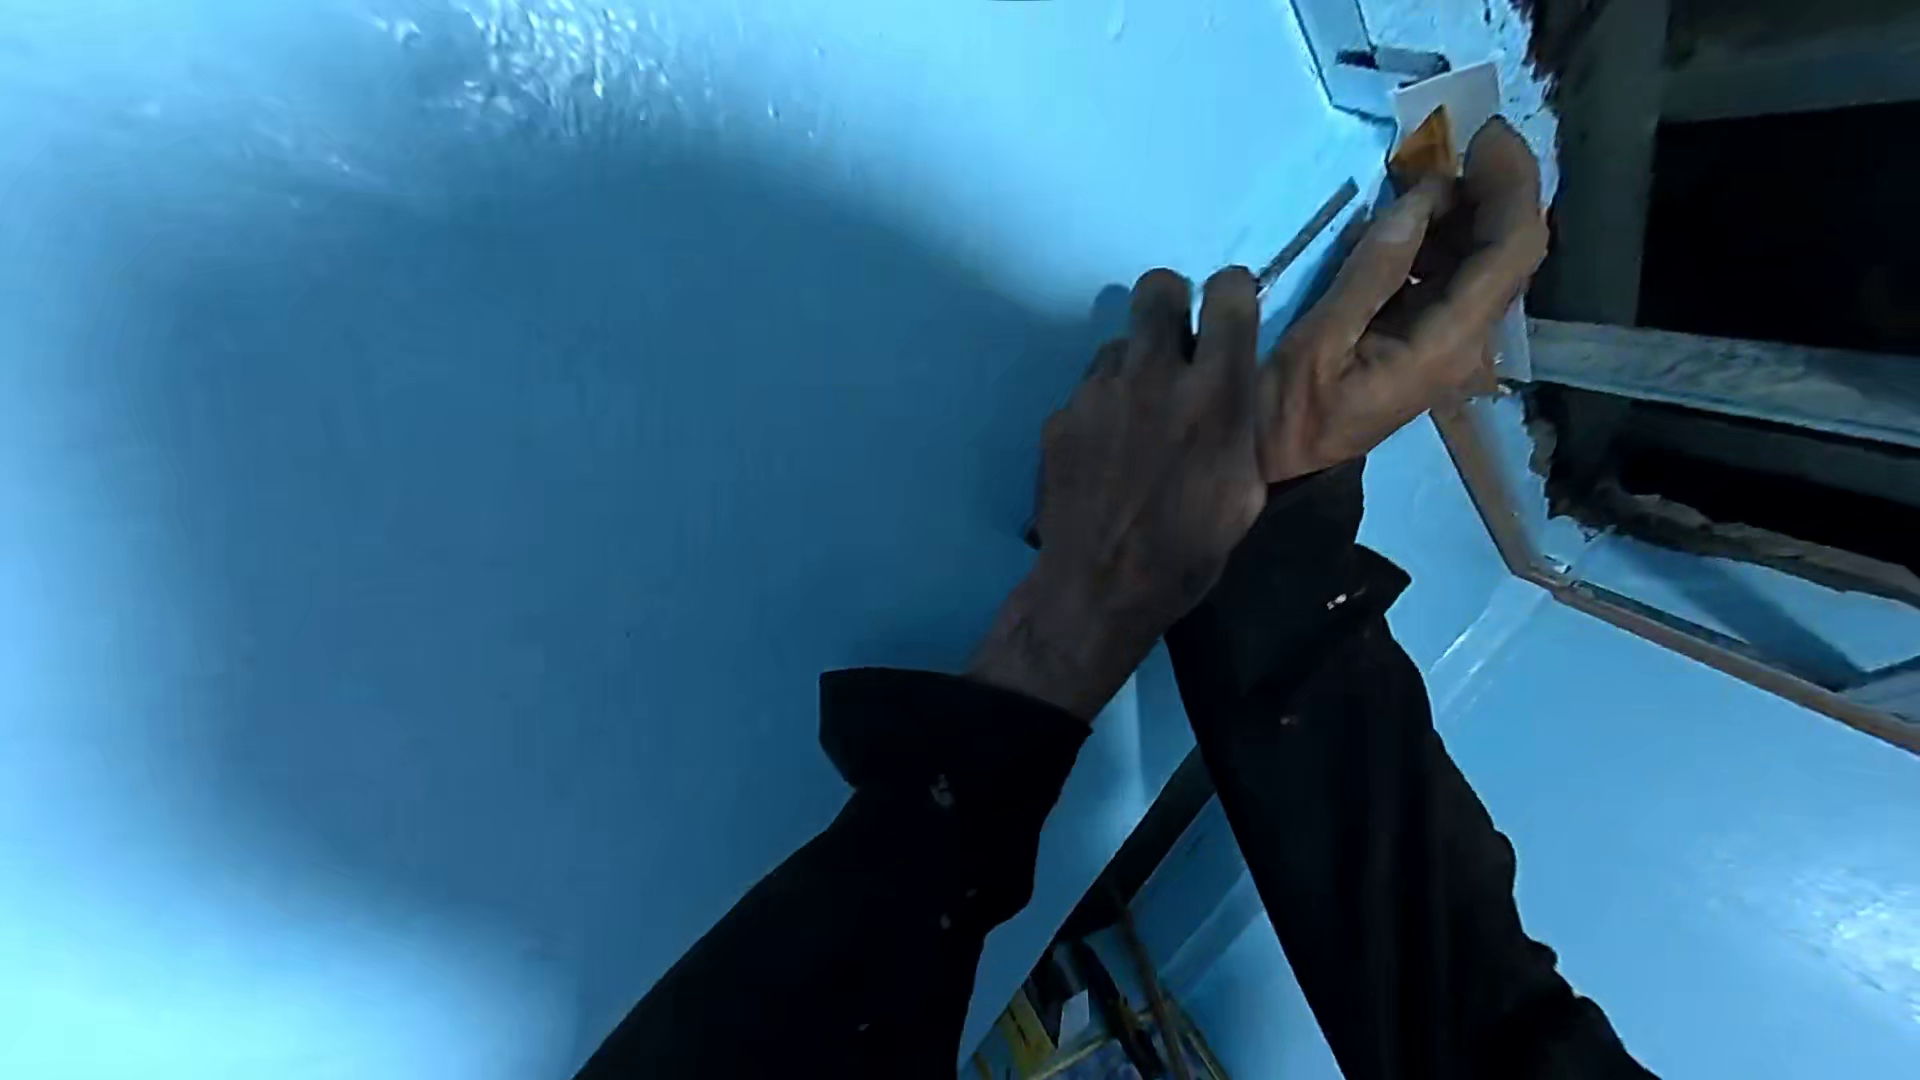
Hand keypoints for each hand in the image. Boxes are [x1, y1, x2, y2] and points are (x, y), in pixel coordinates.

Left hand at [970, 268, 1266, 719]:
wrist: (1101, 582)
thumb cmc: (1188, 549)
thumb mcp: (1244, 487)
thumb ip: (1237, 421)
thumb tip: (1226, 388)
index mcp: (1215, 392)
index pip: (1227, 292)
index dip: (1229, 296)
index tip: (1224, 316)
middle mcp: (1153, 376)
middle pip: (1156, 288)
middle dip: (1168, 304)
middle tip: (1170, 344)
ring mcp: (1096, 394)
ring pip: (1115, 345)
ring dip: (1129, 367)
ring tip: (1130, 417)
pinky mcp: (1058, 418)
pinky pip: (1084, 392)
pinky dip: (1096, 409)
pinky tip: (1097, 452)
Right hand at [1258, 117, 1548, 483]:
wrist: (1279, 470)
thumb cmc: (1286, 417)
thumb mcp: (1316, 345)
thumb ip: (1370, 274)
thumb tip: (1419, 201)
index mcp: (1445, 345)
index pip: (1512, 250)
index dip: (1511, 184)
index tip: (1478, 136)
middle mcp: (1464, 346)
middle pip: (1505, 254)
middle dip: (1484, 194)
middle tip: (1433, 156)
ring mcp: (1444, 351)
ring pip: (1478, 268)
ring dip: (1457, 220)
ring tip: (1413, 187)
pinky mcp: (1421, 352)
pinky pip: (1446, 288)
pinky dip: (1433, 251)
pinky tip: (1401, 235)